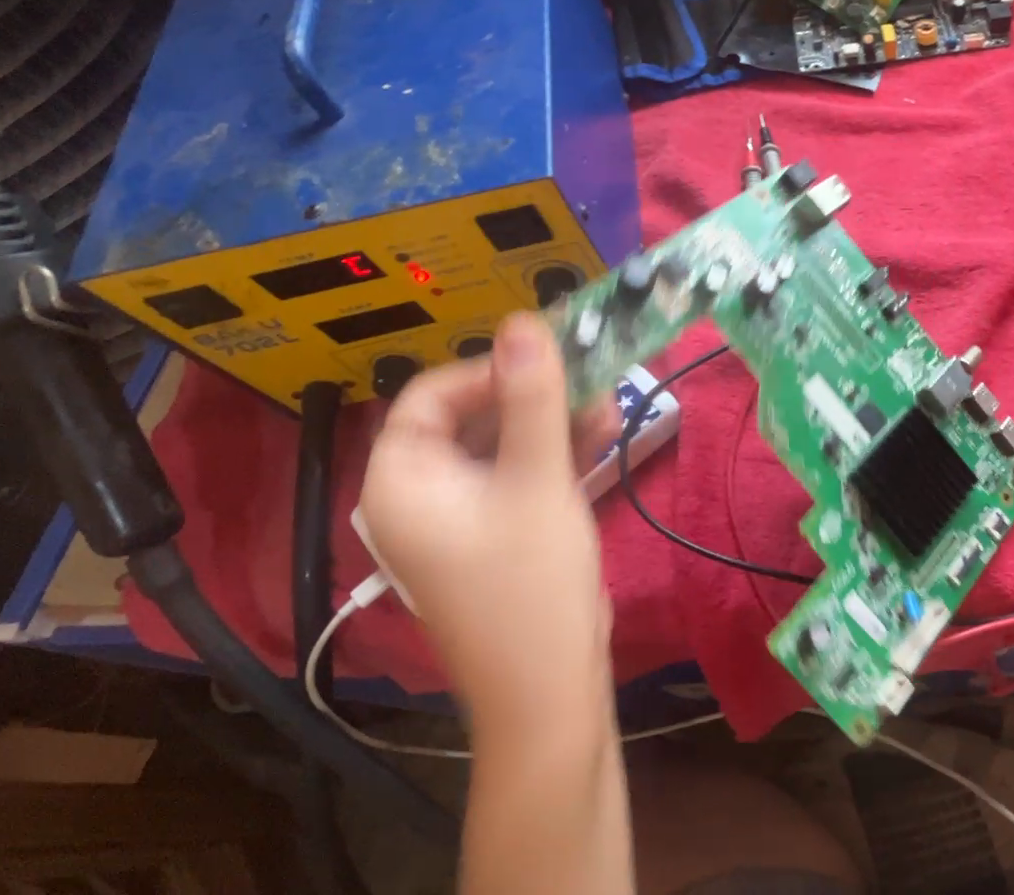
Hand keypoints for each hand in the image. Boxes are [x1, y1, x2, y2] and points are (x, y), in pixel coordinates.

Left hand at [359, 312, 619, 724]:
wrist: (550, 692)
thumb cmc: (533, 583)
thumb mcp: (538, 480)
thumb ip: (532, 398)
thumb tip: (523, 322)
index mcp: (402, 479)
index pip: (431, 394)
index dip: (491, 368)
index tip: (553, 359)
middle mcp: (419, 494)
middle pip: (470, 418)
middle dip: (534, 395)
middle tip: (593, 376)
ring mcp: (459, 520)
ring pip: (501, 447)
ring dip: (553, 422)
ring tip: (611, 403)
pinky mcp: (494, 538)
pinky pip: (516, 479)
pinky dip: (554, 457)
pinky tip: (603, 436)